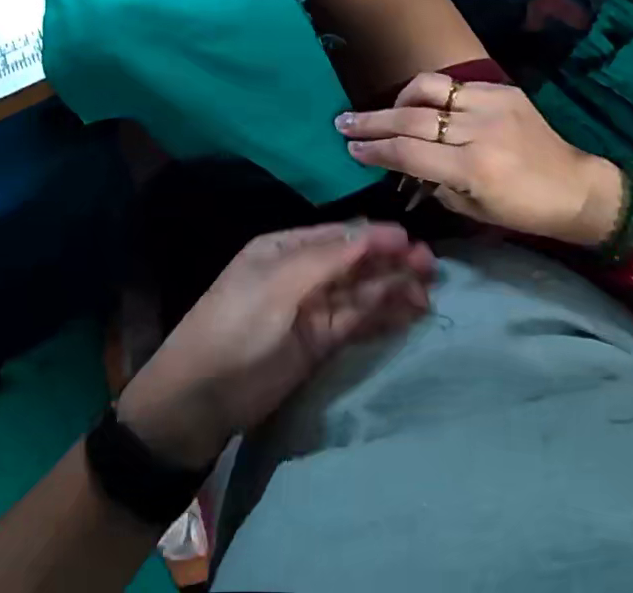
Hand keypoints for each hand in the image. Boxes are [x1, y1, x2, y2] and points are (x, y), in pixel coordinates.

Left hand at [117, 222, 433, 467]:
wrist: (201, 399)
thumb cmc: (236, 327)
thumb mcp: (278, 285)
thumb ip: (328, 259)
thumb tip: (375, 232)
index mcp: (286, 249)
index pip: (341, 235)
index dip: (376, 237)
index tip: (412, 242)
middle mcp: (304, 273)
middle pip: (357, 262)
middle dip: (392, 262)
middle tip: (431, 268)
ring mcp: (314, 308)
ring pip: (362, 292)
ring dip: (394, 289)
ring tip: (428, 294)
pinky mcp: (321, 342)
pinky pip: (359, 322)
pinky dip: (384, 316)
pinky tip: (410, 314)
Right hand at [335, 72, 624, 247]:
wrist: (575, 186)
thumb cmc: (523, 211)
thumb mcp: (471, 210)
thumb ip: (433, 183)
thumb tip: (403, 164)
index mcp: (473, 169)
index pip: (409, 152)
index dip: (375, 150)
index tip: (350, 148)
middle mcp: (479, 130)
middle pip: (411, 118)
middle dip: (372, 121)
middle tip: (344, 121)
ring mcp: (492, 104)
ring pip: (429, 89)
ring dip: (399, 99)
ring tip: (385, 111)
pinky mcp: (504, 90)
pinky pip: (455, 84)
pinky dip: (432, 94)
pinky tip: (422, 104)